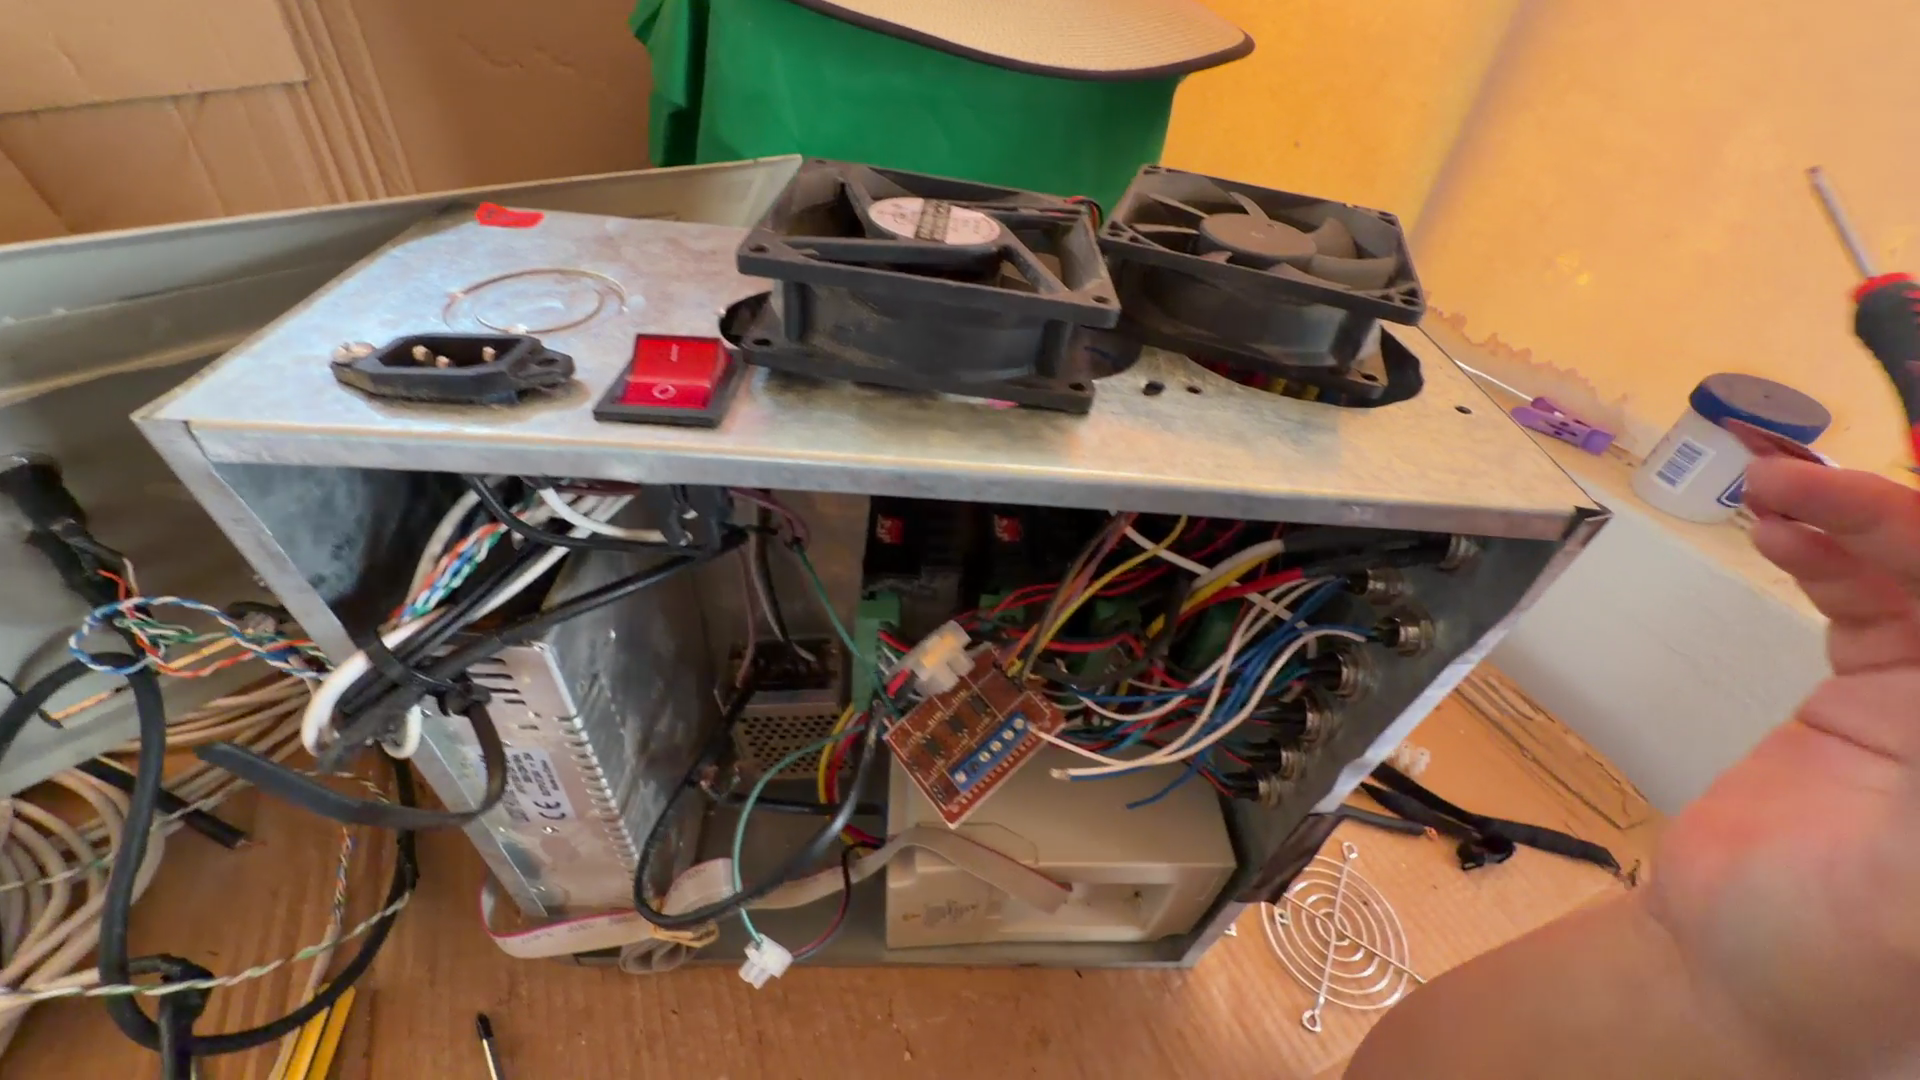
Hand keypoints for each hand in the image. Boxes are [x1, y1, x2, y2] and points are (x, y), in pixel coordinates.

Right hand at [1650, 459, 1919, 1073]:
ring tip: (1778, 495)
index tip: (1901, 506)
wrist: (1733, 961)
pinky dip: (1824, 555)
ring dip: (1862, 524)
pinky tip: (1782, 536)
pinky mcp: (1879, 692)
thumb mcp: (1919, 881)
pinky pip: (1868, 599)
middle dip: (1910, 522)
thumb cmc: (1847, 952)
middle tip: (1810, 483)